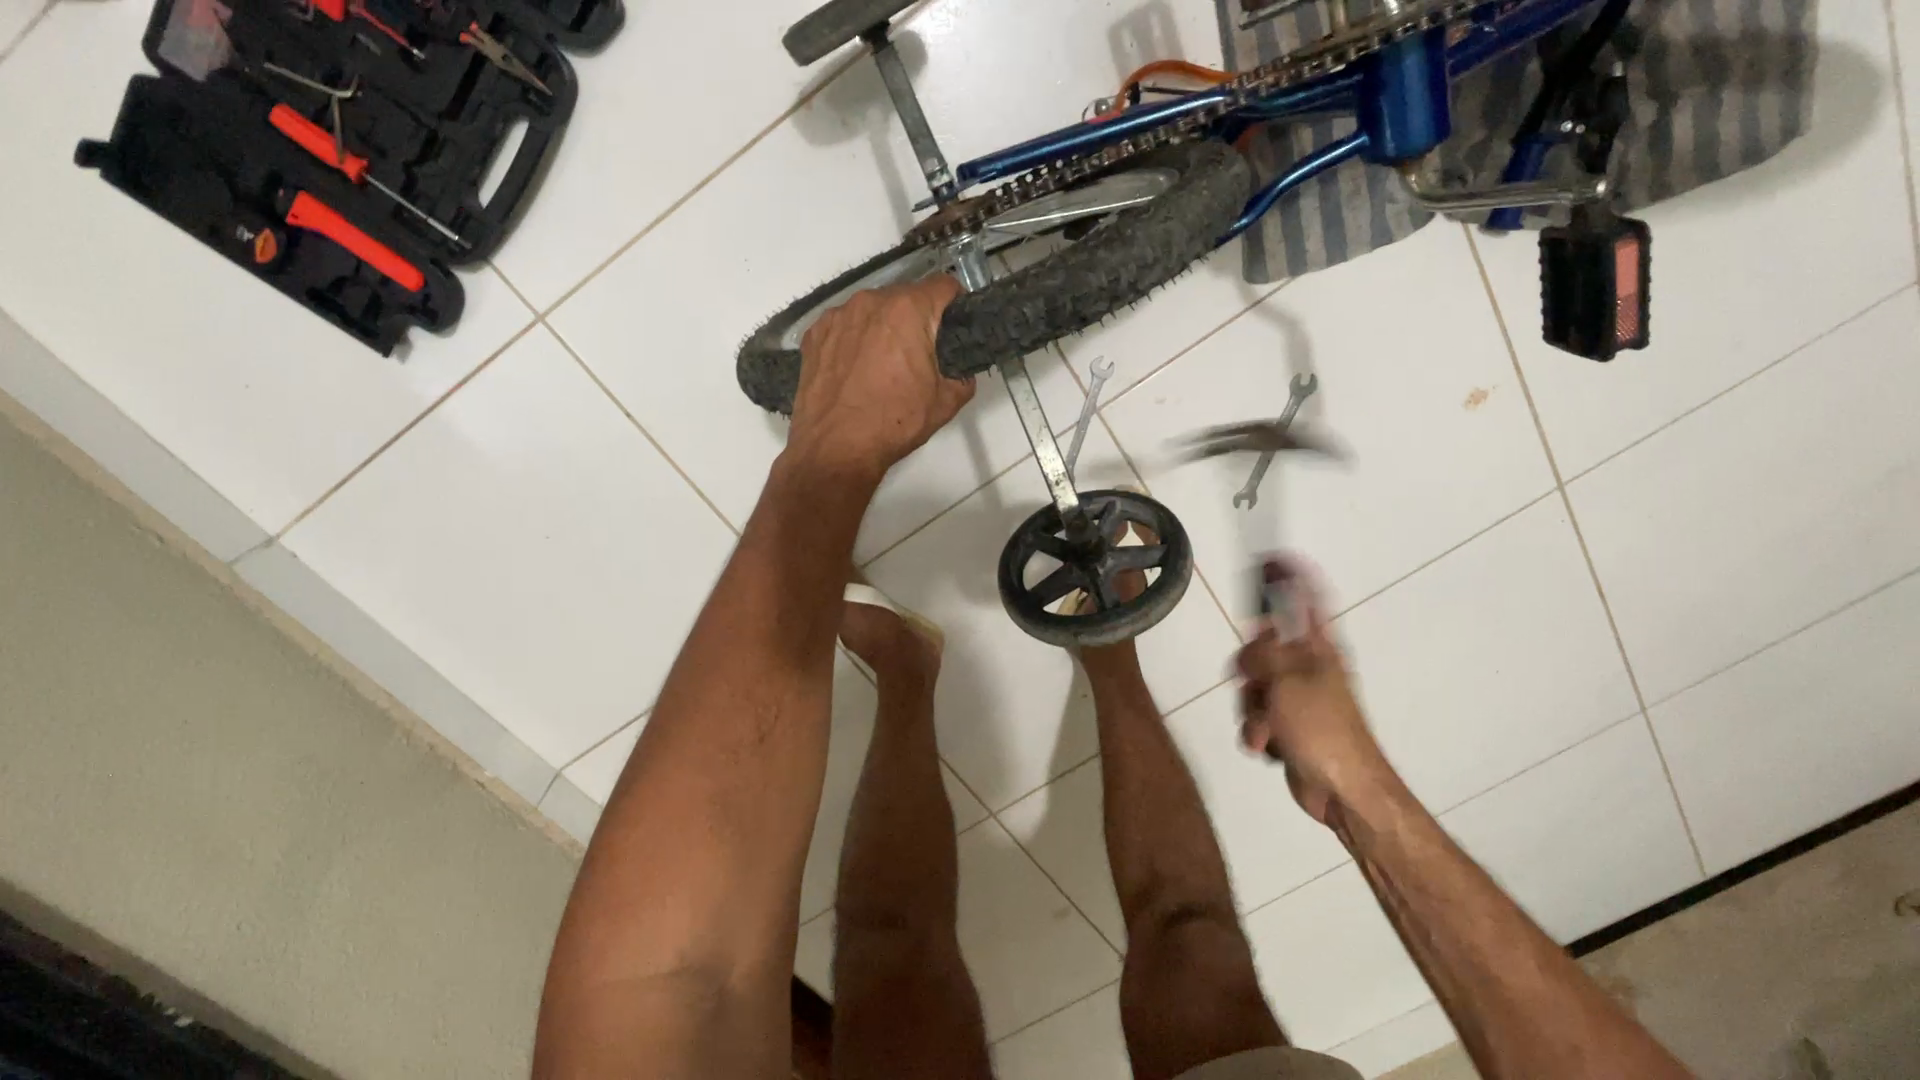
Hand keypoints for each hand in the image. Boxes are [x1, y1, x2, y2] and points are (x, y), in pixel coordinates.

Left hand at [787, 276, 975, 477]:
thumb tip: (962, 376)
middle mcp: (871, 302)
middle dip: (915, 318)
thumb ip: (961, 380)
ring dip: (882, 328)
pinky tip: (854, 370)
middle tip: (919, 352)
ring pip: (871, 311)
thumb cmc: (894, 422)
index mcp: (908, 310)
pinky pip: (843, 327)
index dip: (954, 301)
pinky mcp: (814, 335)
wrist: (836, 447)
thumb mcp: (944, 404)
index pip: (942, 285)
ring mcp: (838, 316)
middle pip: (903, 297)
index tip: (954, 320)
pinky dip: (853, 340)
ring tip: (882, 364)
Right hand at [1234, 560, 1398, 825]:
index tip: (1272, 559)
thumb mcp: (1287, 680)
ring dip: (1250, 710)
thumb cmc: (1322, 729)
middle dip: (1249, 669)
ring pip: (1252, 686)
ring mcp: (1296, 700)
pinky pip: (1254, 717)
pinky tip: (1269, 747)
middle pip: (1262, 648)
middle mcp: (1306, 669)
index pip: (1305, 601)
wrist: (1342, 790)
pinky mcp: (1286, 729)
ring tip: (1266, 729)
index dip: (1289, 578)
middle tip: (1254, 681)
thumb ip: (1264, 652)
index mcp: (1318, 650)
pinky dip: (1256, 733)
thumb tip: (1256, 633)